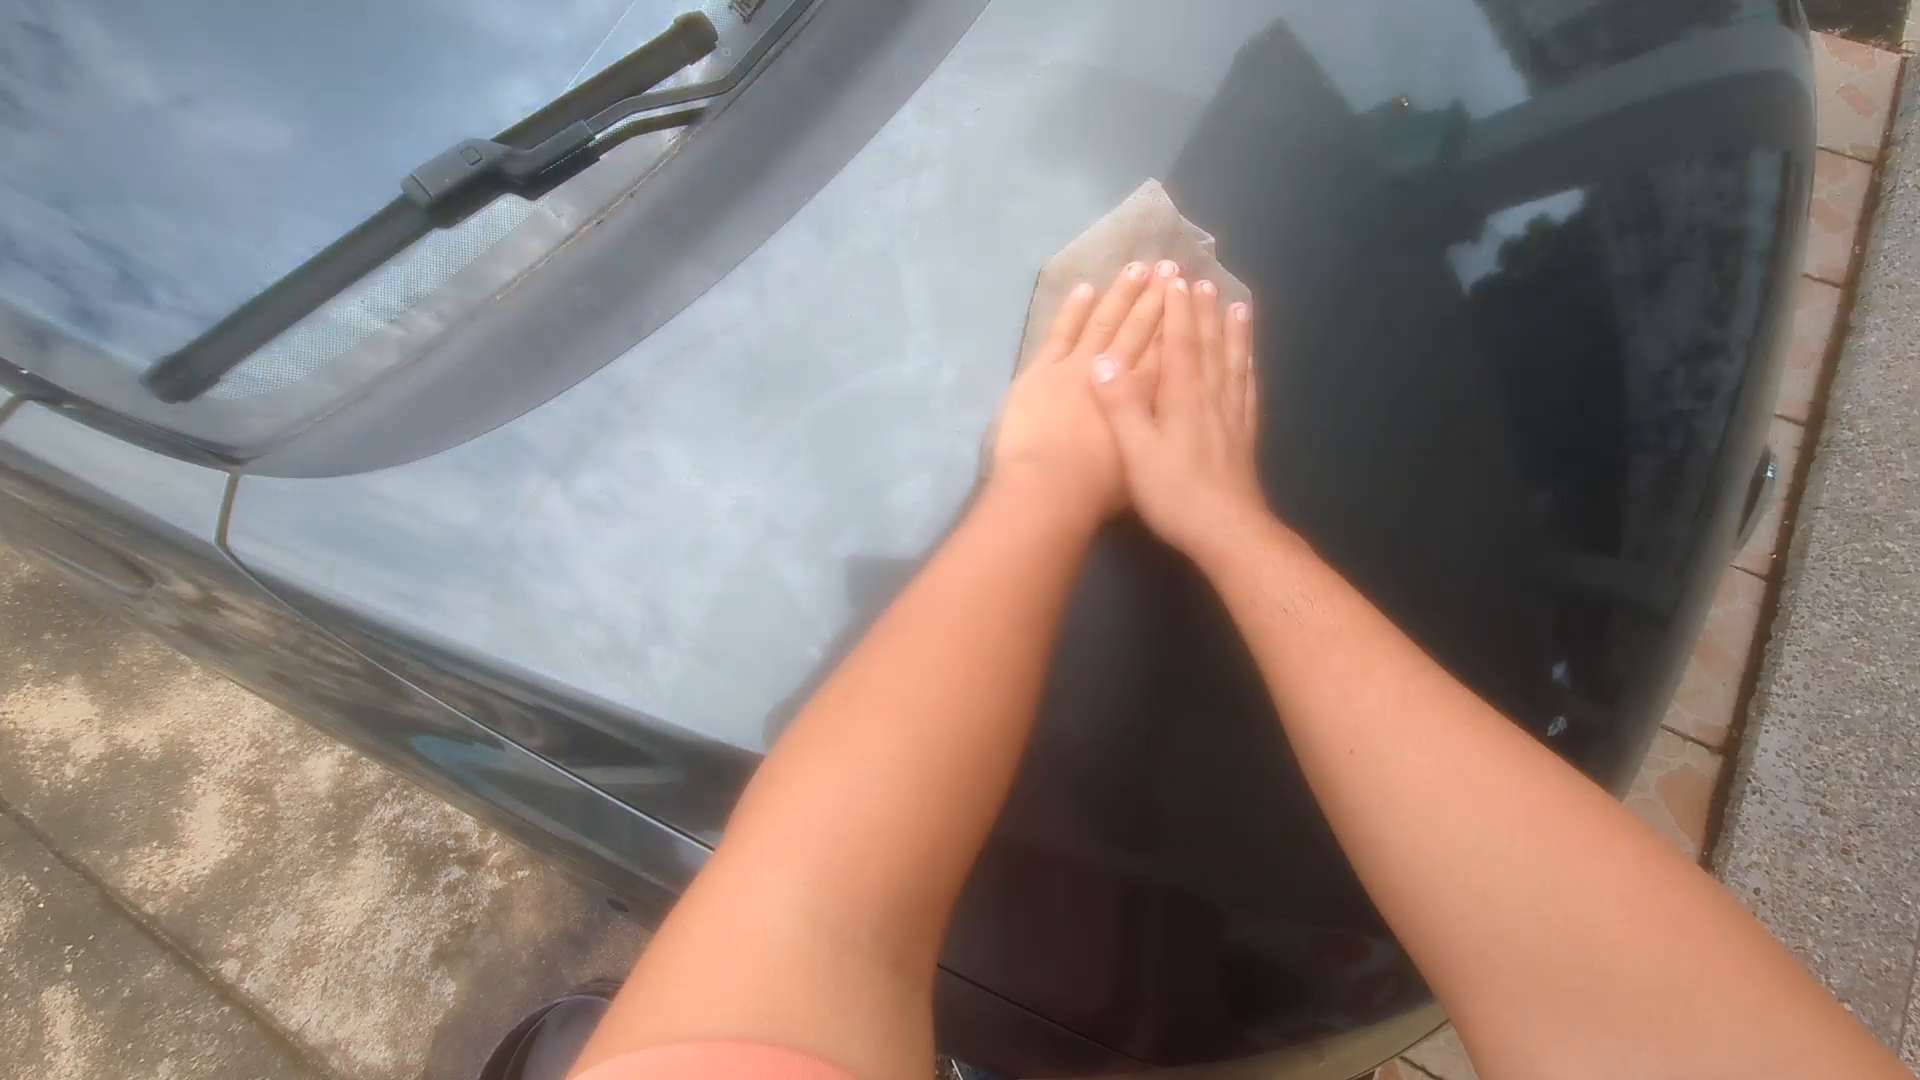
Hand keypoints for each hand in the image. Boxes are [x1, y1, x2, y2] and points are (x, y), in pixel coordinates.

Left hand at [989, 259, 1174, 521]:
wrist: (1049, 488)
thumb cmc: (1097, 489)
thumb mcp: (1140, 460)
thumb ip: (1151, 428)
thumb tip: (1164, 415)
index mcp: (1143, 396)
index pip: (1165, 351)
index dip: (1179, 322)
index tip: (1191, 295)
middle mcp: (1115, 373)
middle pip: (1139, 328)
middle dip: (1157, 297)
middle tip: (1172, 266)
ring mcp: (1075, 368)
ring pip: (1104, 322)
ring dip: (1122, 293)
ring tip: (1139, 266)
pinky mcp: (1041, 372)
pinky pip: (1061, 332)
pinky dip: (1074, 309)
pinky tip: (1087, 288)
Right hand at [1090, 275, 1269, 560]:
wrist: (1226, 532)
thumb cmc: (1175, 493)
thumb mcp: (1136, 451)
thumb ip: (1121, 405)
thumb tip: (1102, 360)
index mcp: (1184, 398)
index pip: (1180, 344)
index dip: (1176, 311)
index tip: (1173, 279)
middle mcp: (1212, 399)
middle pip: (1210, 347)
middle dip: (1205, 313)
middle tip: (1204, 281)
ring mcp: (1232, 418)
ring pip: (1234, 364)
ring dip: (1234, 333)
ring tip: (1238, 305)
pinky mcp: (1244, 438)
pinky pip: (1248, 392)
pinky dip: (1248, 369)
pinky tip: (1251, 362)